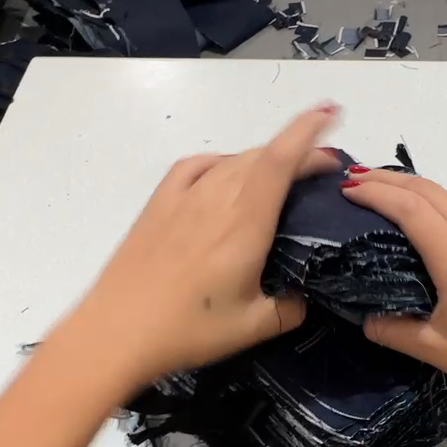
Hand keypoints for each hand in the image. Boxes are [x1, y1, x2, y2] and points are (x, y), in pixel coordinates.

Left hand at [62, 104, 340, 382]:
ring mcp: (183, 198)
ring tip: (281, 175)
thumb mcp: (252, 328)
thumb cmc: (187, 330)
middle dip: (297, 151)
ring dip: (263, 159)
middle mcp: (215, 199)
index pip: (281, 161)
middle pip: (262, 156)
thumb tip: (304, 297)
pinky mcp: (158, 205)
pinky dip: (221, 163)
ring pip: (232, 160)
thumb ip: (290, 309)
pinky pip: (196, 168)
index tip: (331, 114)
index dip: (308, 132)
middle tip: (321, 167)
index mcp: (245, 223)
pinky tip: (225, 176)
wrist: (115, 331)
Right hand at [340, 168, 446, 406]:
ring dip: (414, 188)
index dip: (377, 194)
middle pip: (430, 191)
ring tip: (382, 190)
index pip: (411, 209)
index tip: (346, 189)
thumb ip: (392, 330)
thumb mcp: (434, 350)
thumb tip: (364, 318)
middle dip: (390, 180)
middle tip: (355, 180)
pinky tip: (422, 213)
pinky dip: (437, 202)